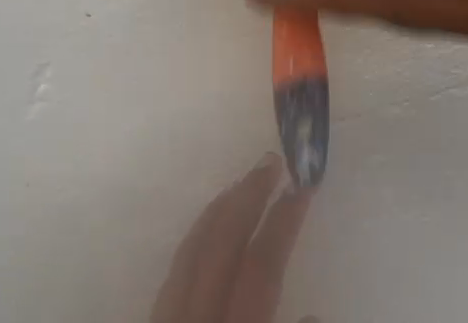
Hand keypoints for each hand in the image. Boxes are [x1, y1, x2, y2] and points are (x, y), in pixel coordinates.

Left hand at [151, 155, 314, 322]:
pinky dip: (193, 241)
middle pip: (222, 247)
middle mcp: (195, 315)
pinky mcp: (153, 319)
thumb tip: (314, 312)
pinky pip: (173, 271)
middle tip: (271, 161)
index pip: (262, 265)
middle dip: (248, 199)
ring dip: (217, 213)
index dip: (284, 222)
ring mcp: (166, 318)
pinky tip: (206, 232)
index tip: (304, 185)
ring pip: (189, 254)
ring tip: (240, 183)